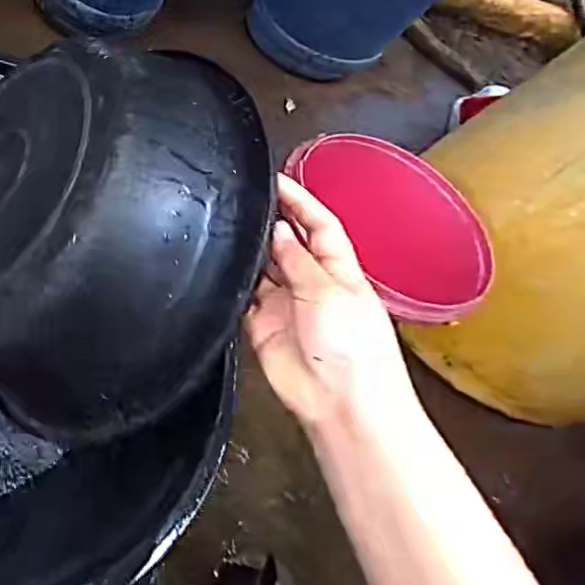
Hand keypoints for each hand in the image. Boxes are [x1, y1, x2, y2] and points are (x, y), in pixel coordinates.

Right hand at [245, 174, 412, 430]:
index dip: (300, 199)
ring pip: (262, 264)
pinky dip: (234, 282)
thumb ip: (299, 259)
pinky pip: (242, 294)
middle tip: (248, 202)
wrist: (340, 405)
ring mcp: (286, 302)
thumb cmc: (357, 355)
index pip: (319, 223)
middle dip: (271, 222)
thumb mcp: (329, 292)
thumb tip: (280, 229)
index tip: (277, 179)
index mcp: (340, 271)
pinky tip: (227, 269)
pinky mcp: (261, 322)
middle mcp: (312, 283)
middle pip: (288, 241)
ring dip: (251, 250)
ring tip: (235, 232)